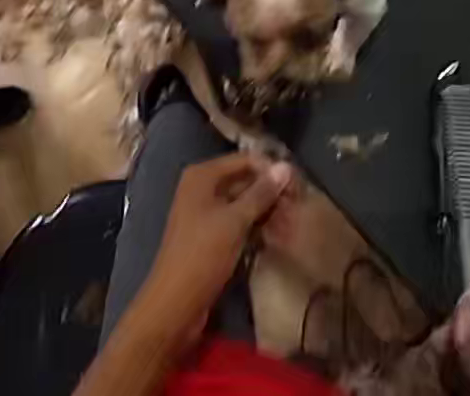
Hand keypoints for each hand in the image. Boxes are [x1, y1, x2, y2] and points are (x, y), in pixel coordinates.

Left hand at [136, 153, 293, 345]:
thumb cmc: (202, 256)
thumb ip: (262, 192)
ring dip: (266, 209)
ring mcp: (205, 212)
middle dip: (271, 191)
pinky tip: (275, 232)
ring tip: (292, 220)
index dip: (272, 170)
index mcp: (202, 176)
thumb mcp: (235, 221)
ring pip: (243, 201)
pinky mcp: (210, 235)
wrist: (172, 309)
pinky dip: (255, 224)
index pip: (246, 160)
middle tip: (297, 204)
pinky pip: (238, 220)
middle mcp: (202, 187)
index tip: (297, 185)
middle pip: (245, 179)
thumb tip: (286, 166)